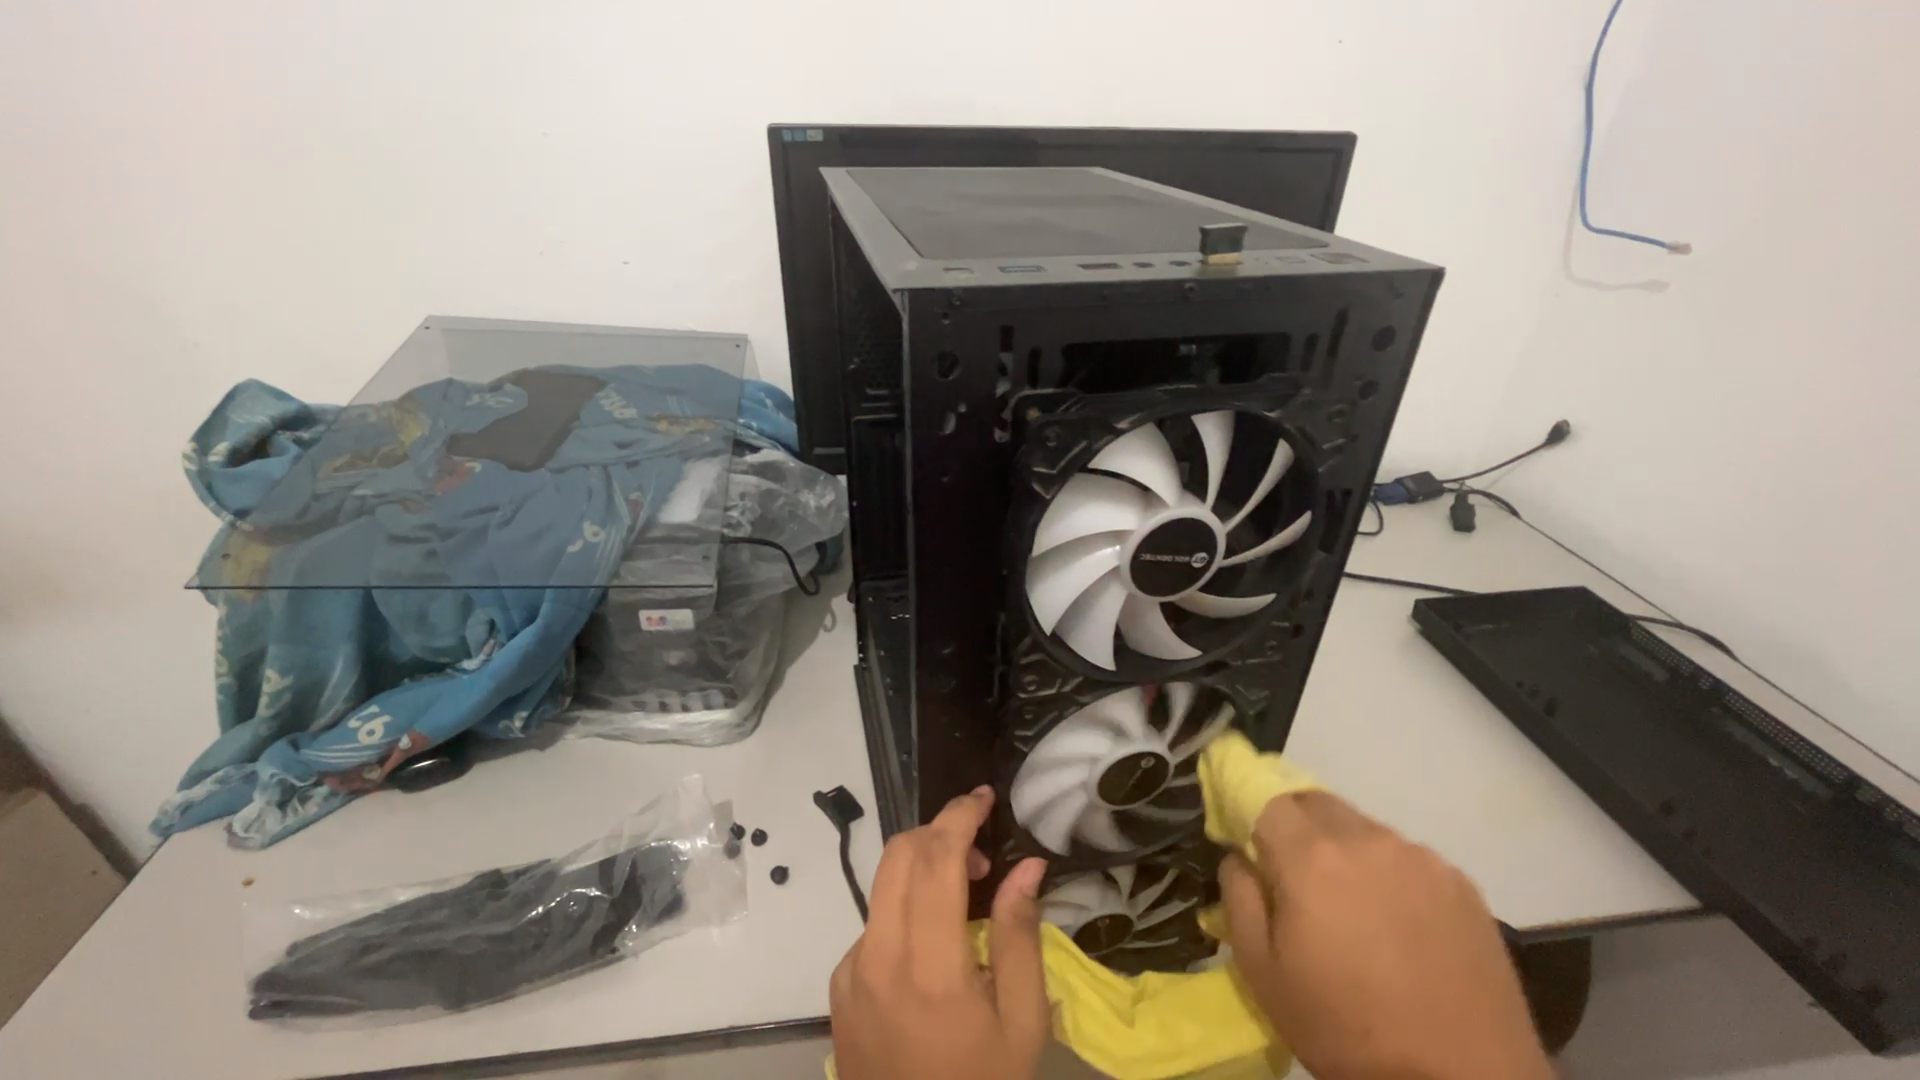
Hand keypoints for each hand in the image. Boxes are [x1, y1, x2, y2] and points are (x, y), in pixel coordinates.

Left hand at [830, 786, 1050, 1079]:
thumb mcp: (1022, 1023)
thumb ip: (1021, 936)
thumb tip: (1027, 866)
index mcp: (928, 965)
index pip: (936, 859)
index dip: (960, 816)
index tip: (985, 797)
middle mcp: (877, 956)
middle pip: (897, 856)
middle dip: (939, 832)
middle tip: (982, 853)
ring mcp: (850, 971)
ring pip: (881, 886)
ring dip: (921, 868)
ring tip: (964, 897)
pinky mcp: (838, 987)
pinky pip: (872, 923)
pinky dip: (904, 908)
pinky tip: (933, 947)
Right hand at [1221, 792, 1550, 1079]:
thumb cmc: (1345, 1030)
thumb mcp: (1262, 973)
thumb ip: (1239, 898)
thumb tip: (1238, 856)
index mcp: (1312, 858)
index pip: (1268, 800)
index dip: (1252, 818)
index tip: (1250, 851)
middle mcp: (1368, 840)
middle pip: (1317, 803)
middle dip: (1296, 827)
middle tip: (1295, 879)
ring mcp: (1422, 859)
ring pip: (1364, 830)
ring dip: (1345, 852)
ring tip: (1352, 911)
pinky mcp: (1463, 884)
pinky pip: (1408, 859)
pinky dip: (1390, 875)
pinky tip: (1398, 926)